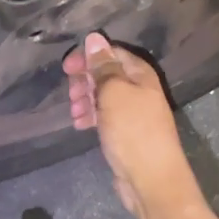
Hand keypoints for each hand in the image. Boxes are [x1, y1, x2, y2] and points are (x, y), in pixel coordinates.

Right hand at [64, 32, 200, 217]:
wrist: (151, 181)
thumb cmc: (132, 130)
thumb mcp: (114, 92)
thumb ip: (103, 65)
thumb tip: (94, 38)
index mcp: (140, 73)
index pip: (111, 53)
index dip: (88, 56)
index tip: (66, 68)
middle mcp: (139, 88)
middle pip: (107, 73)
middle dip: (85, 80)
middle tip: (71, 93)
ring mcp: (134, 112)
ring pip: (104, 96)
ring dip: (86, 99)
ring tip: (74, 111)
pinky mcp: (127, 133)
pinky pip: (106, 116)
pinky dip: (92, 116)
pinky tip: (80, 124)